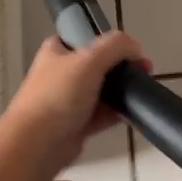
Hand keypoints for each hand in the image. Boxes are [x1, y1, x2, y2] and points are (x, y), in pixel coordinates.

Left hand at [7, 32, 148, 165]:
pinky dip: (116, 114)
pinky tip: (134, 113)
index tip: (130, 51)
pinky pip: (101, 116)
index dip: (107, 42)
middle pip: (95, 66)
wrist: (38, 143)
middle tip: (143, 72)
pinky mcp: (75, 126)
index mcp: (56, 52)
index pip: (82, 38)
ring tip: (141, 92)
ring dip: (119, 92)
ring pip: (99, 92)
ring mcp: (67, 102)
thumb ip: (115, 46)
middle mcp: (59, 74)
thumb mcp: (89, 59)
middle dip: (119, 68)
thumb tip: (136, 49)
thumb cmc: (59, 95)